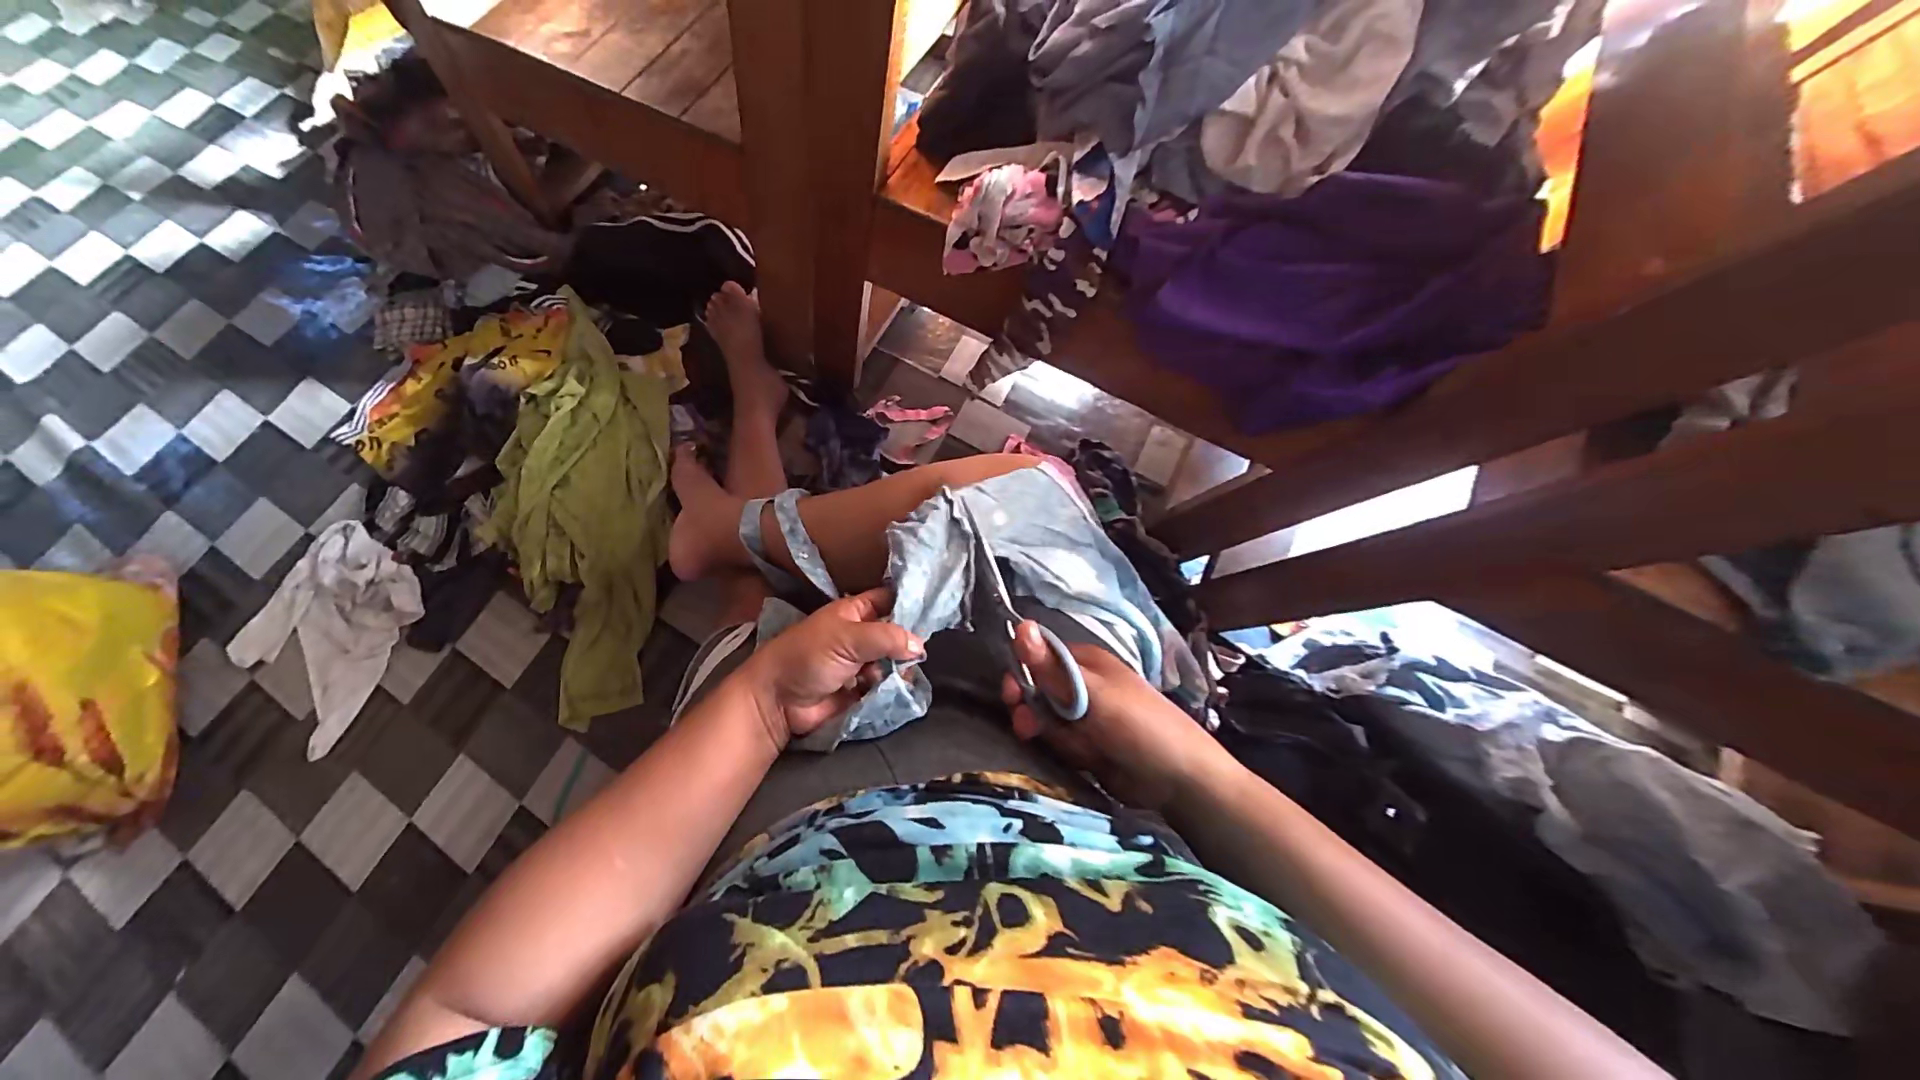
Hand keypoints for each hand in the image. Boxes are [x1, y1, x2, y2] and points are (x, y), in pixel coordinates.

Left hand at [736, 588, 923, 749]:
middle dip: (907, 643)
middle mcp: (859, 635)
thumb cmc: (808, 657)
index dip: (909, 603)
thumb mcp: (848, 639)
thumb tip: (920, 646)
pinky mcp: (859, 690)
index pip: (888, 600)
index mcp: (854, 612)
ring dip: (898, 669)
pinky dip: (890, 688)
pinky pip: (884, 686)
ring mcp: (859, 663)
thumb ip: (887, 638)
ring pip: (892, 662)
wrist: (777, 701)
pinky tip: (891, 690)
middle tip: (918, 654)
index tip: (936, 612)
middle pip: (895, 634)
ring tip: (898, 676)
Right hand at [1001, 620, 1226, 812]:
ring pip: (1045, 718)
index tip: (1012, 690)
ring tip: (1052, 742)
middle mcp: (1082, 685)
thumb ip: (1052, 667)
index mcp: (1085, 662)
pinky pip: (1059, 742)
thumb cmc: (1138, 725)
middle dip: (1029, 705)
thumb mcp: (1092, 694)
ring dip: (1044, 730)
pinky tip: (1073, 756)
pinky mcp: (1087, 746)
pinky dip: (1061, 748)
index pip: (1041, 655)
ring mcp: (1085, 717)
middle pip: (1038, 689)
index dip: (1023, 670)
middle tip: (1026, 722)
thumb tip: (1021, 624)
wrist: (1179, 780)